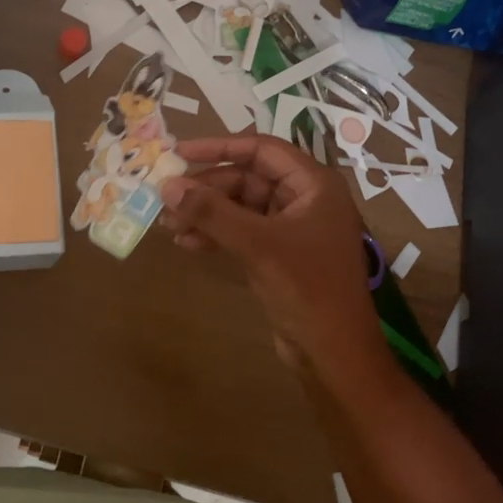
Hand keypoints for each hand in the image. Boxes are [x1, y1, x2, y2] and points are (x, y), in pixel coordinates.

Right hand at [160, 135, 379, 371]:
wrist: (336, 355)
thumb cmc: (307, 288)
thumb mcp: (257, 245)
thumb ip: (212, 212)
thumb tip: (168, 186)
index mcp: (313, 184)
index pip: (261, 150)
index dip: (220, 147)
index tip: (180, 151)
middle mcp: (305, 199)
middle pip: (248, 178)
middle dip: (207, 189)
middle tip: (167, 199)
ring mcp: (293, 228)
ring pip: (242, 206)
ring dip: (207, 213)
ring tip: (169, 225)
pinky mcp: (281, 255)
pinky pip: (243, 231)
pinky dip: (217, 234)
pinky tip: (188, 244)